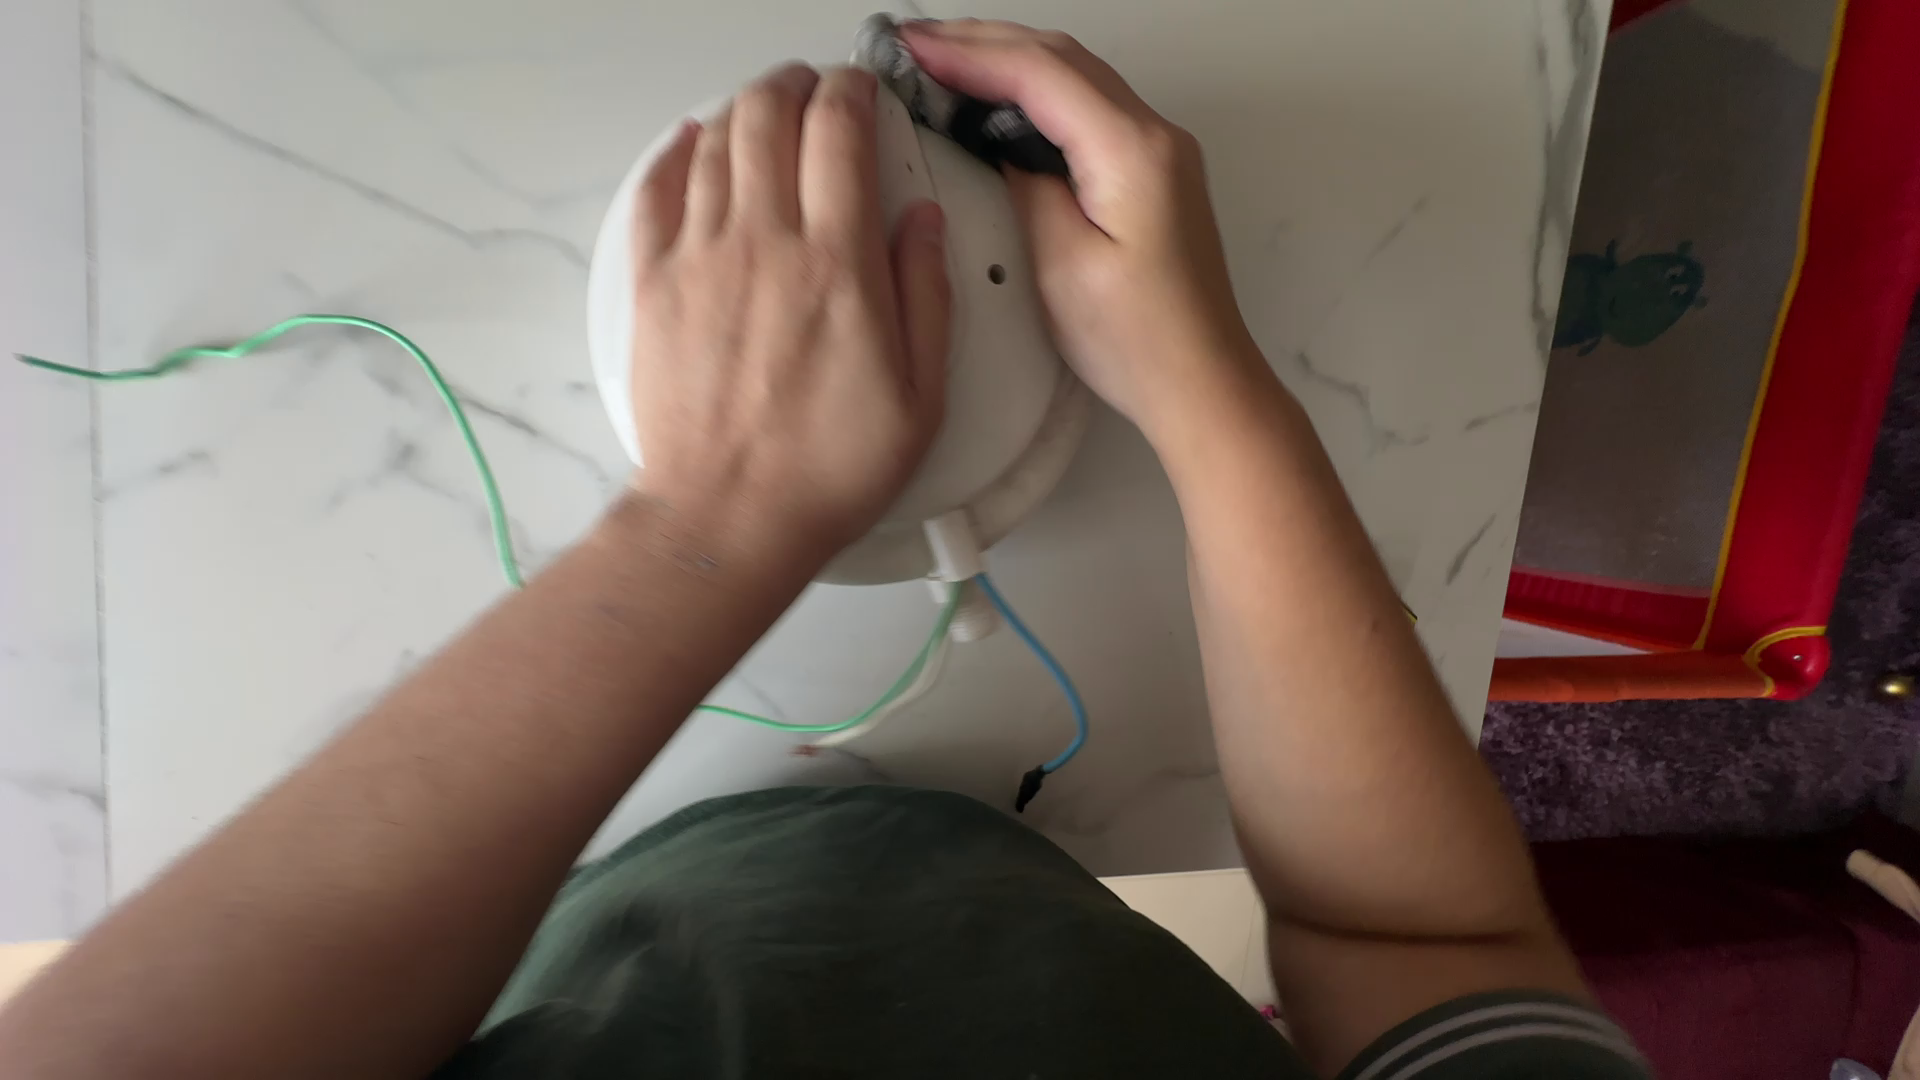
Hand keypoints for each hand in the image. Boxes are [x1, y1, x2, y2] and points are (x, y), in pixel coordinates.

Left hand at [626, 64, 950, 558]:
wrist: (732, 516)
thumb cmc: (829, 469)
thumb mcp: (921, 397)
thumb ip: (928, 297)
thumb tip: (924, 225)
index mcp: (839, 267)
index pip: (841, 132)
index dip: (855, 92)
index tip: (864, 92)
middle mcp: (765, 245)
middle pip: (770, 114)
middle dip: (797, 85)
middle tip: (815, 91)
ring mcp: (701, 261)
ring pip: (715, 140)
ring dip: (745, 109)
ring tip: (767, 112)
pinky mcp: (655, 288)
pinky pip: (656, 190)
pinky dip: (676, 152)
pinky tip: (693, 146)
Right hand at [902, 20, 1270, 439]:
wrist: (1199, 381)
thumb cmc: (1137, 341)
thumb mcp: (1063, 267)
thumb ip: (1028, 189)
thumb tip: (1002, 146)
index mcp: (1132, 150)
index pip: (1040, 72)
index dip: (969, 54)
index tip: (911, 48)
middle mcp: (1155, 136)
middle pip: (1062, 58)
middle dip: (985, 43)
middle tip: (918, 45)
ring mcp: (1159, 154)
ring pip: (1078, 81)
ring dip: (1012, 63)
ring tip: (949, 65)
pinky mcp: (1152, 179)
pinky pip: (1091, 115)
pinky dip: (1041, 99)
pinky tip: (1005, 110)